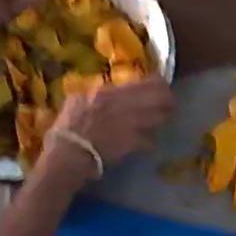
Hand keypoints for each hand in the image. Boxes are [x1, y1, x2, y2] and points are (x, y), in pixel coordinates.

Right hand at [40, 78, 173, 179]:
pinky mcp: (133, 143)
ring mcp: (131, 124)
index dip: (158, 84)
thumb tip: (100, 91)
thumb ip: (92, 93)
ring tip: (162, 120)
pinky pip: (149, 140)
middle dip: (167, 100)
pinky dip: (149, 141)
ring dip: (162, 118)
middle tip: (169, 104)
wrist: (69, 153)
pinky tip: (145, 143)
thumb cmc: (66, 128)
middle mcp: (125, 104)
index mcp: (110, 92)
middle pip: (160, 97)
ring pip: (159, 117)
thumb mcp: (76, 100)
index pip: (146, 82)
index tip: (160, 86)